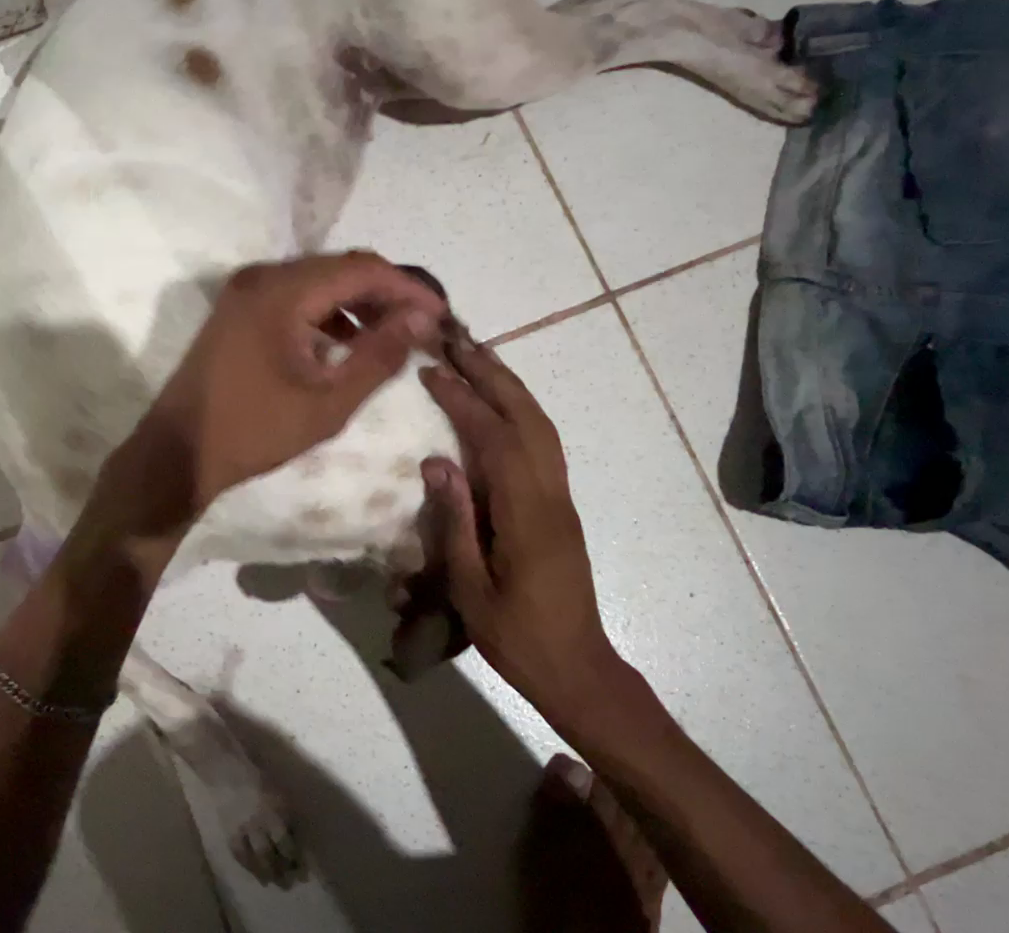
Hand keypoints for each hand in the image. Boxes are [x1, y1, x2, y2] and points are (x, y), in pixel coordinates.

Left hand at [108, 252, 444, 533]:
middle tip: (423, 325)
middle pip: (340, 267)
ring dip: (357, 303)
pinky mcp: (237, 310)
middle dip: (386, 293)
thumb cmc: (255, 431)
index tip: (442, 316)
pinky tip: (346, 343)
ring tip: (393, 336)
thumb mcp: (328, 401)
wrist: (178, 452)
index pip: (362, 269)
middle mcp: (262, 276)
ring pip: (317, 280)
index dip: (408, 289)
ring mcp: (244, 291)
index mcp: (282, 291)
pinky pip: (294, 296)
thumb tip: (422, 319)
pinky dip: (326, 312)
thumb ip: (379, 355)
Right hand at [418, 330, 626, 725]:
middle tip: (457, 340)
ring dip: (510, 387)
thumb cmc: (516, 637)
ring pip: (541, 426)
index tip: (431, 370)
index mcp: (527, 514)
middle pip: (527, 418)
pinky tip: (498, 406)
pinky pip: (543, 444)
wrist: (577, 667)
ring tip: (476, 358)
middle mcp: (551, 495)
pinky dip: (520, 412)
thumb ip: (455, 522)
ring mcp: (562, 499)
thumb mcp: (470, 588)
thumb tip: (436, 462)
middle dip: (492, 374)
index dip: (463, 400)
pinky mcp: (561, 508)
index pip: (494, 439)